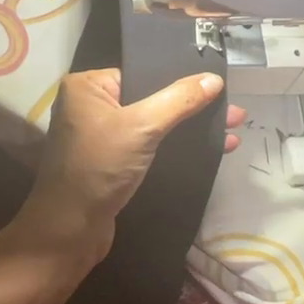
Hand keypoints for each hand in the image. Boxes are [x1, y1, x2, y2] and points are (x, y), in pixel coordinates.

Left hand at [26, 69, 245, 234]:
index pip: (141, 71)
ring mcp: (102, 135)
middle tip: (233, 110)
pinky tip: (210, 149)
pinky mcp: (113, 162)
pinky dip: (177, 146)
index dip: (180, 77)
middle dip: (193, 105)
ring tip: (232, 128)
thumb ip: (179, 100)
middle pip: (152, 96)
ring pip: (155, 122)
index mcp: (88, 86)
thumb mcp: (142, 127)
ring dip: (190, 127)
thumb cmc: (99, 168)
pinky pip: (151, 144)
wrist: (70, 232)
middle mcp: (92, 106)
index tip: (217, 81)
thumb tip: (213, 79)